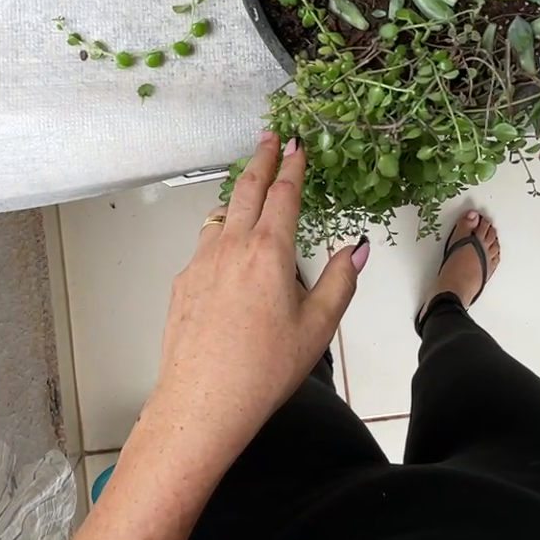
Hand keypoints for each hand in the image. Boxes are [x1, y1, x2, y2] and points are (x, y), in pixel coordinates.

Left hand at [146, 131, 366, 462]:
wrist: (201, 402)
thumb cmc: (262, 369)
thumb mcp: (317, 327)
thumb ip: (340, 280)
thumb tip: (356, 247)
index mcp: (268, 251)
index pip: (284, 193)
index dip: (293, 165)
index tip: (296, 144)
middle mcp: (230, 246)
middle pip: (247, 188)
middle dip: (261, 158)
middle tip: (269, 137)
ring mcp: (201, 261)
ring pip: (221, 213)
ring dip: (238, 193)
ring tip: (250, 187)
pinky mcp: (183, 280)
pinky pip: (205, 244)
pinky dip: (221, 232)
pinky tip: (228, 251)